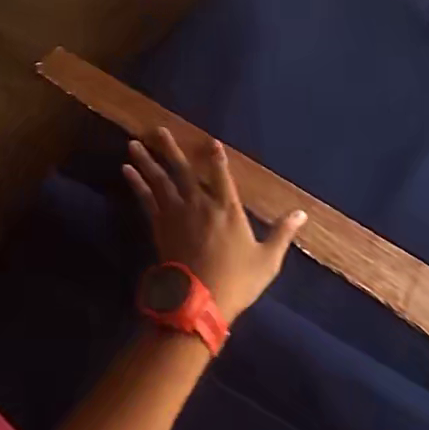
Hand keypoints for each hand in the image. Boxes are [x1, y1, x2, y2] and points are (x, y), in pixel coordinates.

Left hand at [122, 129, 307, 323]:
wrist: (199, 300)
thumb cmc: (237, 281)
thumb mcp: (267, 260)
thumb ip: (282, 233)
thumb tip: (302, 213)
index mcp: (228, 209)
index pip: (223, 176)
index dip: (217, 158)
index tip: (211, 142)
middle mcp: (200, 204)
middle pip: (183, 170)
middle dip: (171, 149)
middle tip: (158, 129)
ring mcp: (177, 213)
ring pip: (160, 180)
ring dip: (147, 160)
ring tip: (134, 144)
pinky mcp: (159, 225)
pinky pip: (146, 198)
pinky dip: (136, 183)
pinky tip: (126, 170)